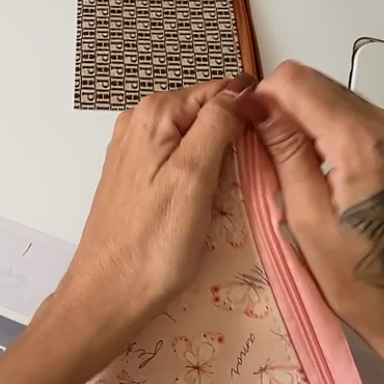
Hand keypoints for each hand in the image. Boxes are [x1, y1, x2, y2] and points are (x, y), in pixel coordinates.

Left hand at [41, 76, 250, 360]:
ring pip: (195, 135)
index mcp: (156, 112)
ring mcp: (135, 147)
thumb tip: (242, 89)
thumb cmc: (154, 242)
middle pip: (206, 111)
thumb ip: (217, 125)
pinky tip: (210, 197)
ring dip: (220, 155)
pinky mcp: (136, 173)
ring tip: (236, 189)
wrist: (108, 294)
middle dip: (235, 134)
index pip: (220, 90)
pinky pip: (180, 156)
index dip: (251, 110)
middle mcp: (140, 120)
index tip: (275, 139)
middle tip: (259, 171)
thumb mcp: (194, 176)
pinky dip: (201, 170)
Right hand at [251, 61, 383, 360]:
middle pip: (314, 80)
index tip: (249, 124)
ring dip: (302, 113)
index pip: (296, 80)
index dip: (263, 96)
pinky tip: (315, 160)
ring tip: (288, 157)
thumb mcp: (306, 216)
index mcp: (360, 143)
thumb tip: (255, 105)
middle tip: (264, 145)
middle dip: (281, 103)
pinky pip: (351, 111)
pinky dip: (325, 124)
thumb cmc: (360, 277)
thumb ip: (283, 150)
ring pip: (331, 91)